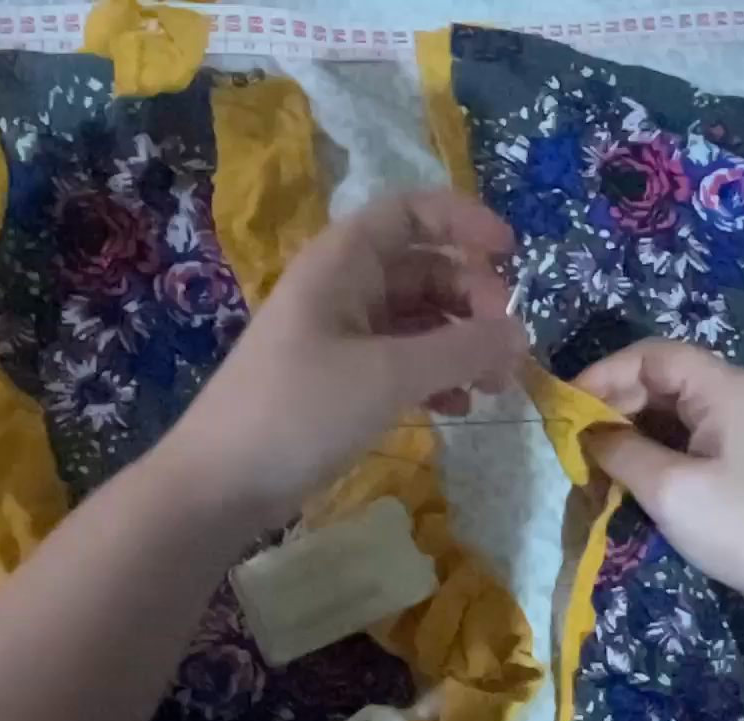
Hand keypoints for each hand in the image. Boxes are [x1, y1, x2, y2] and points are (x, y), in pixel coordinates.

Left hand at [159, 191, 526, 524]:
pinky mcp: (338, 385)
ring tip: (493, 386)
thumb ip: (461, 350)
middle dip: (474, 301)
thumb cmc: (300, 411)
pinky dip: (432, 379)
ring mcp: (338, 340)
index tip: (514, 256)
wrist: (221, 484)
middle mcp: (341, 291)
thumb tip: (521, 334)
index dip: (464, 222)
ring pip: (415, 324)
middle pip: (423, 271)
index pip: (410, 214)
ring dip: (459, 346)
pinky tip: (455, 408)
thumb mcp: (387, 375)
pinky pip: (398, 365)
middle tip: (509, 347)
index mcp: (343, 263)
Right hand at [576, 339, 743, 620]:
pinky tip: (633, 471)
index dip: (603, 374)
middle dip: (614, 403)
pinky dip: (656, 445)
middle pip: (664, 378)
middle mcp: (740, 393)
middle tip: (575, 438)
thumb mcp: (668, 489)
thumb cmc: (740, 528)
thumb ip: (619, 451)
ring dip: (632, 427)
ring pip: (675, 408)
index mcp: (726, 387)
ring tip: (596, 457)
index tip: (565, 407)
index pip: (652, 355)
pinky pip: (691, 433)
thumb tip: (586, 434)